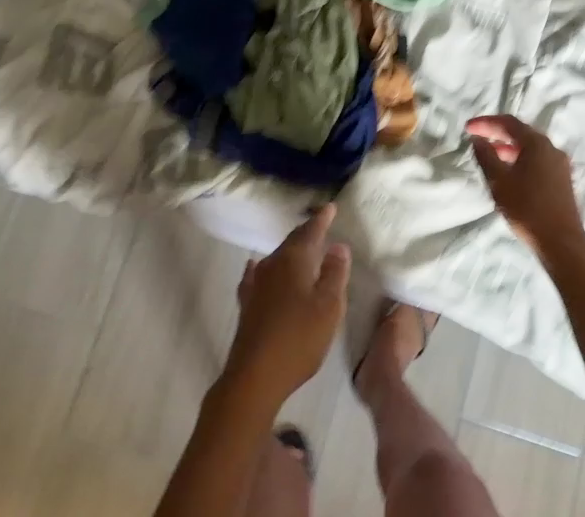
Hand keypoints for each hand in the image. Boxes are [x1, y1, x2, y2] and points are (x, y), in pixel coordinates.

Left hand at [224, 204, 350, 408]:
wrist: (255, 375)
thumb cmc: (299, 338)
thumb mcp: (328, 306)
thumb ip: (335, 273)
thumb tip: (337, 245)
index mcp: (293, 261)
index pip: (309, 232)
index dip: (321, 220)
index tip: (330, 208)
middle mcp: (271, 266)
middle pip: (291, 243)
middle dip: (306, 234)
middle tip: (320, 226)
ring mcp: (255, 285)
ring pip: (276, 259)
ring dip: (289, 252)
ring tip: (301, 249)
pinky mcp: (247, 304)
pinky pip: (258, 276)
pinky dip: (266, 270)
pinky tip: (257, 268)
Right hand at [467, 115, 584, 262]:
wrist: (561, 241)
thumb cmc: (527, 208)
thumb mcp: (499, 180)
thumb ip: (486, 156)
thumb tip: (478, 139)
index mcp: (538, 144)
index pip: (509, 123)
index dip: (486, 122)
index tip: (467, 128)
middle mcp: (552, 149)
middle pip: (522, 133)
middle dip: (497, 134)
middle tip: (478, 140)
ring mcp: (560, 165)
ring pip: (530, 149)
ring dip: (508, 149)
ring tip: (490, 158)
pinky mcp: (562, 180)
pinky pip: (538, 161)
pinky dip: (520, 160)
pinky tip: (510, 174)